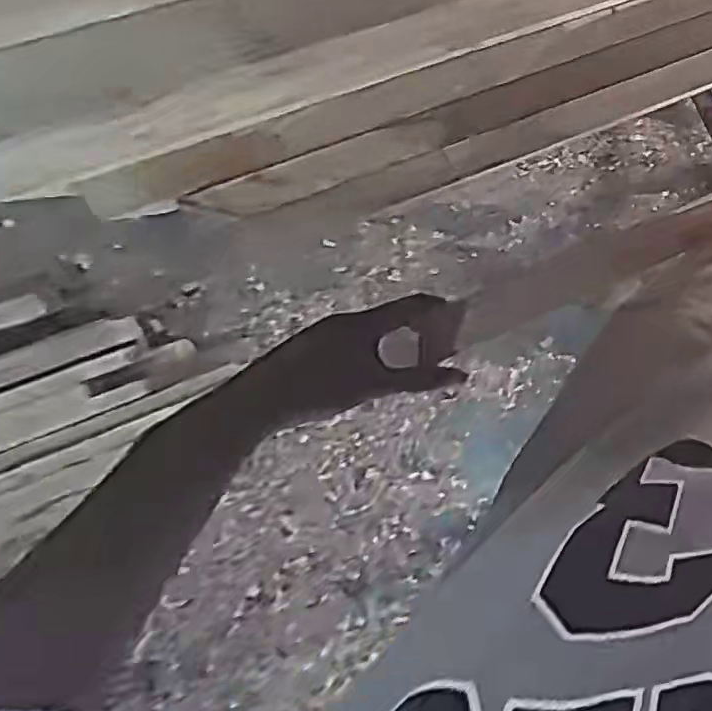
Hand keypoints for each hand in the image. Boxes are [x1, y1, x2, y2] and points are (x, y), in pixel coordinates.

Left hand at [229, 294, 467, 429]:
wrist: (250, 406)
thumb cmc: (318, 390)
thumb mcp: (375, 386)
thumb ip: (419, 380)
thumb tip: (462, 376)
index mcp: (364, 322)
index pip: (413, 304)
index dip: (439, 308)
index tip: (459, 319)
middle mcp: (344, 320)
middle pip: (393, 316)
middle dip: (420, 329)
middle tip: (436, 348)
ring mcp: (322, 333)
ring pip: (372, 329)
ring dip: (395, 341)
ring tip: (406, 363)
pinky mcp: (306, 348)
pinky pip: (352, 339)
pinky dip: (373, 349)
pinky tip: (371, 370)